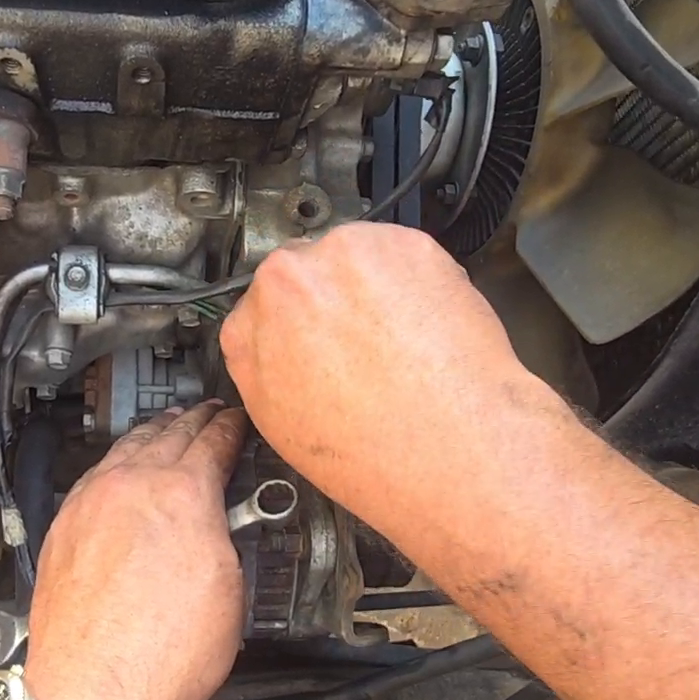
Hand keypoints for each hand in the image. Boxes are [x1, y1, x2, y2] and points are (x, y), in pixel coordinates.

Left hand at [22, 401, 249, 699]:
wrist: (92, 699)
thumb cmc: (160, 659)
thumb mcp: (229, 591)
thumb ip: (223, 534)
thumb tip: (217, 519)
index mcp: (179, 494)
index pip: (212, 441)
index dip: (231, 428)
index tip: (237, 422)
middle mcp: (129, 486)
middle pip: (168, 434)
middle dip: (195, 420)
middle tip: (211, 414)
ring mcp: (89, 504)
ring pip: (125, 448)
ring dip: (154, 434)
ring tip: (169, 428)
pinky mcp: (63, 527)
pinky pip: (94, 476)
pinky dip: (117, 463)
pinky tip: (124, 469)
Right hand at [220, 223, 567, 552]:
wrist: (448, 451)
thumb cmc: (371, 453)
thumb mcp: (276, 424)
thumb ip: (260, 365)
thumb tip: (272, 344)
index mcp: (250, 323)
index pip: (261, 306)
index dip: (295, 325)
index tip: (315, 337)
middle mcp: (290, 277)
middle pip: (306, 272)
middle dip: (331, 300)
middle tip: (362, 342)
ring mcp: (348, 255)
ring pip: (356, 257)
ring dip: (372, 286)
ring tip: (395, 340)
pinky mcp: (406, 246)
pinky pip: (404, 255)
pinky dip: (415, 281)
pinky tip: (421, 328)